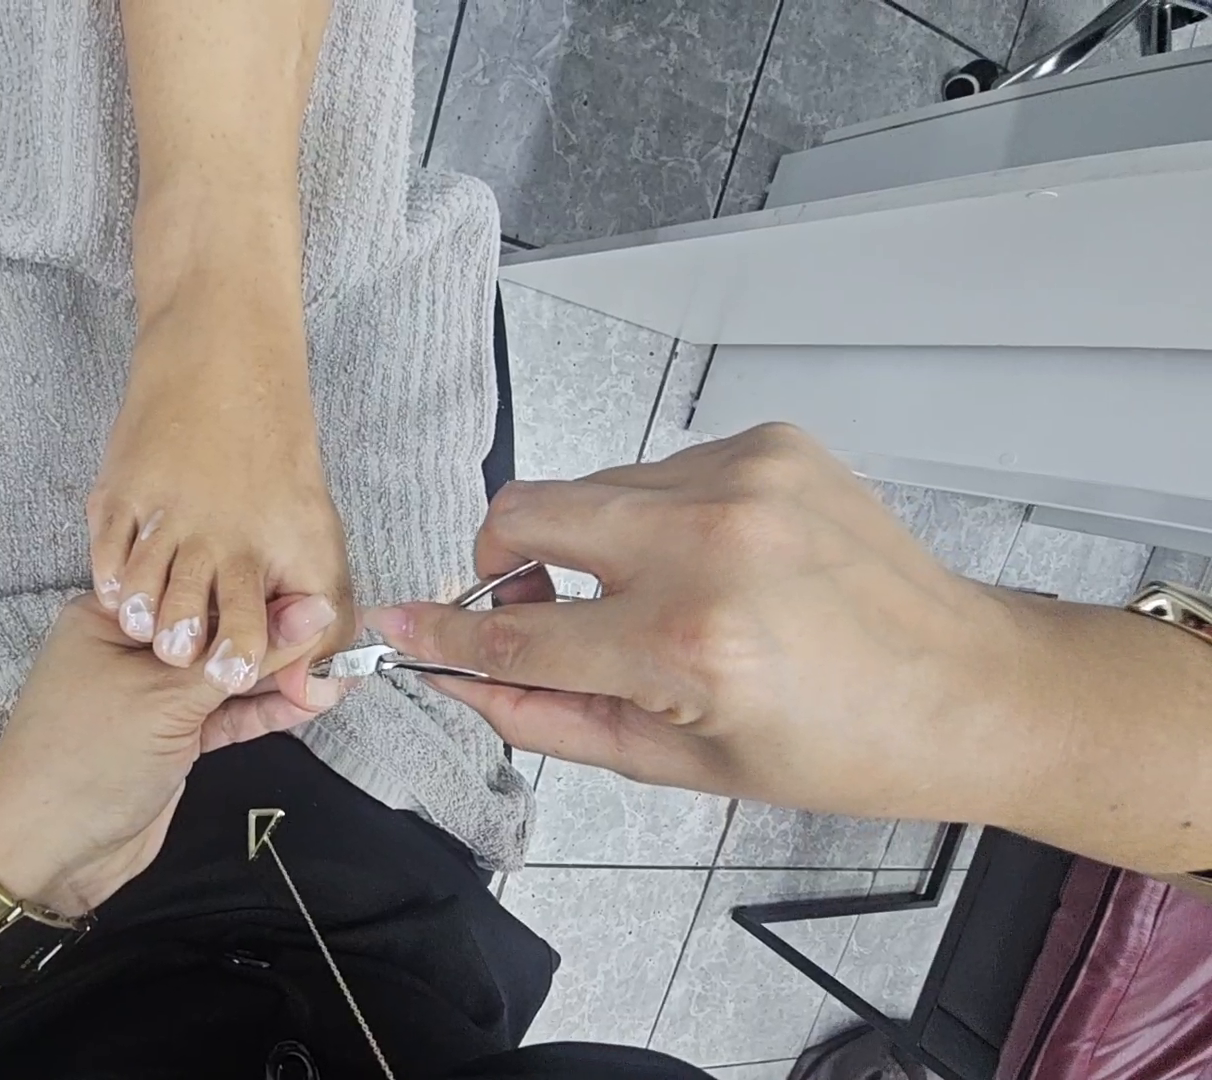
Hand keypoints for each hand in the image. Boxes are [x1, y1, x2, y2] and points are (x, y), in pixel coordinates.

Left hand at [0, 593, 349, 916]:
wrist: (43, 857)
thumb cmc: (89, 756)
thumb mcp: (170, 696)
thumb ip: (248, 655)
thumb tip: (319, 609)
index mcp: (116, 615)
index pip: (200, 588)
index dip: (261, 591)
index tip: (321, 590)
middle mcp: (137, 648)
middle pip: (218, 632)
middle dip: (279, 636)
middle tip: (343, 633)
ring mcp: (156, 696)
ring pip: (228, 676)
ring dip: (280, 678)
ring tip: (340, 669)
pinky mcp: (175, 737)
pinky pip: (226, 715)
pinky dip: (265, 711)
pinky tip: (310, 700)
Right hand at [88, 276, 355, 691]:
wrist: (226, 355)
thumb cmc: (278, 453)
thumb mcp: (319, 530)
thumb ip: (326, 610)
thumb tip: (317, 688)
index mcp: (278, 549)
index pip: (258, 641)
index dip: (246, 669)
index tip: (235, 670)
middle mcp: (221, 536)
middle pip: (194, 633)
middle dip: (190, 656)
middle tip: (185, 653)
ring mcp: (167, 512)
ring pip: (142, 601)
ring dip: (146, 623)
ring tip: (152, 624)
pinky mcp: (123, 489)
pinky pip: (105, 558)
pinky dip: (112, 584)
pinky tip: (124, 585)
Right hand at [365, 424, 1041, 827]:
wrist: (982, 687)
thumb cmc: (833, 746)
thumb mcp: (675, 764)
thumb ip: (547, 718)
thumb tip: (460, 679)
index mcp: (689, 646)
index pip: (517, 635)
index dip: (443, 631)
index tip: (393, 620)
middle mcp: (707, 544)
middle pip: (525, 512)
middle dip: (500, 557)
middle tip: (534, 598)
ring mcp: (737, 479)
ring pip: (582, 491)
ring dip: (585, 543)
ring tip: (646, 589)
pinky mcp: (763, 443)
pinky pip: (646, 473)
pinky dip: (645, 518)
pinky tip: (703, 556)